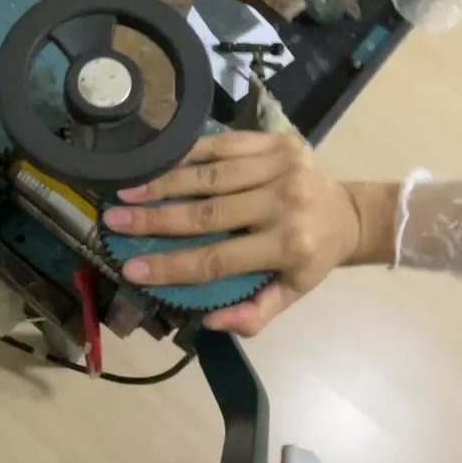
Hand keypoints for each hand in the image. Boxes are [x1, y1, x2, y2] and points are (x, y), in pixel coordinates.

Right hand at [102, 132, 391, 334]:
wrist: (347, 213)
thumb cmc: (311, 257)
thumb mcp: (291, 293)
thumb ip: (254, 314)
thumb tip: (208, 321)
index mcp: (290, 246)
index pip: (218, 259)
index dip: (172, 266)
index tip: (131, 267)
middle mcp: (286, 203)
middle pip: (208, 213)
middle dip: (155, 218)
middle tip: (114, 220)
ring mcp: (282, 166)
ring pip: (211, 176)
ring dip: (163, 182)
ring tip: (127, 191)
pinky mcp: (277, 141)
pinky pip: (223, 145)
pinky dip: (187, 154)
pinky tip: (157, 161)